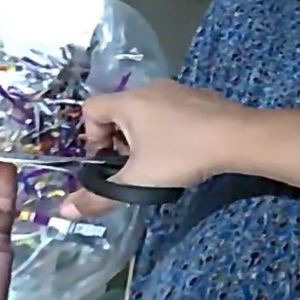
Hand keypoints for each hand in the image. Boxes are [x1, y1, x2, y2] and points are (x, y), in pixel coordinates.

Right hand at [61, 80, 251, 217]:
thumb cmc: (181, 154)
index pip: (91, 108)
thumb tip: (64, 211)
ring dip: (144, 132)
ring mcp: (177, 89)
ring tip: (159, 159)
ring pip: (147, 109)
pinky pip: (172, 108)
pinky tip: (185, 148)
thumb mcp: (138, 180)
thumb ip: (100, 197)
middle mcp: (150, 88)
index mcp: (129, 101)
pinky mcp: (199, 96)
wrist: (236, 136)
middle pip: (119, 109)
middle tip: (132, 164)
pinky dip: (169, 126)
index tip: (107, 160)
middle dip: (118, 137)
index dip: (90, 135)